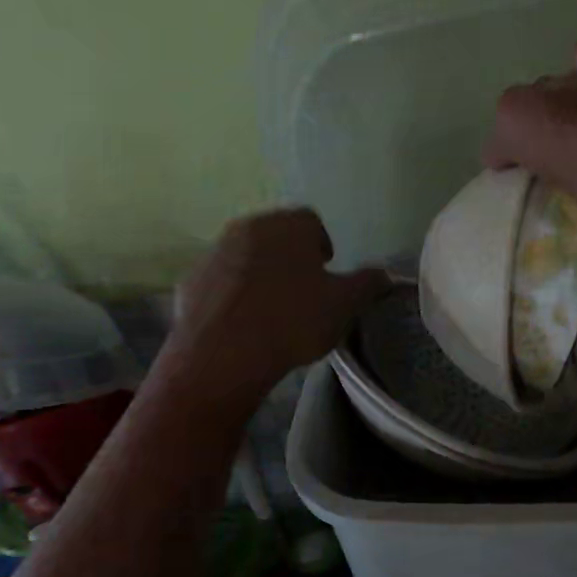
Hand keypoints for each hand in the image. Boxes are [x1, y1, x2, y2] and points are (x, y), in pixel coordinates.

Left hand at [167, 209, 386, 403]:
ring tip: (271, 314)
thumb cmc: (293, 321)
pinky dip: (232, 296)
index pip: (312, 222)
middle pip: (275, 236)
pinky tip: (241, 326)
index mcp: (288, 225)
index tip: (326, 276)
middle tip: (302, 295)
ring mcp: (213, 252)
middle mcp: (248, 226)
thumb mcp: (343, 305)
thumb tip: (386, 274)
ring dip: (259, 276)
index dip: (323, 248)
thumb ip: (367, 284)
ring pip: (245, 257)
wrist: (223, 354)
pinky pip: (220, 283)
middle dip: (289, 259)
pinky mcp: (190, 281)